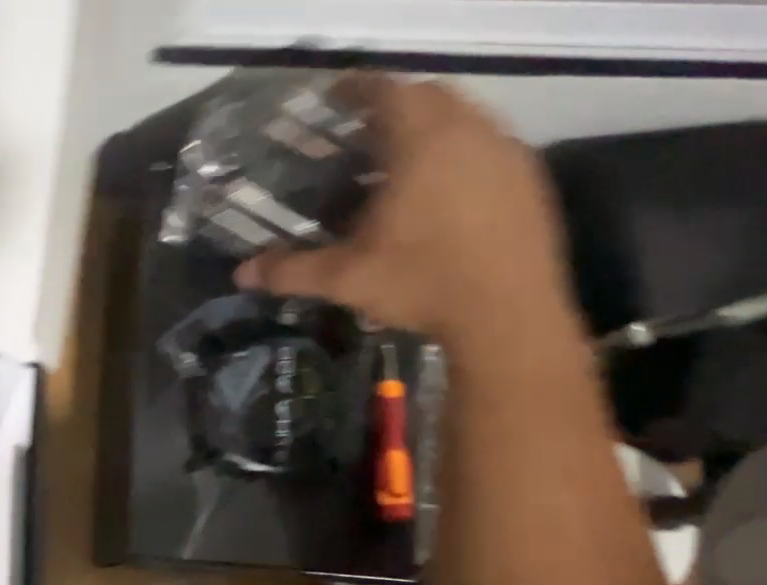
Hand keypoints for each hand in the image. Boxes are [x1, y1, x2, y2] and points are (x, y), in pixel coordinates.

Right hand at [236, 77, 575, 345]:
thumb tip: (241, 274)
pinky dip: (455, 153)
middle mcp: (469, 134)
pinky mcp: (526, 178)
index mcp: (422, 145)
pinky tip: (433, 193)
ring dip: (427, 129)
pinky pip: (484, 146)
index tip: (332, 97)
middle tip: (358, 130)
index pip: (388, 93)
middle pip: (429, 98)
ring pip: (462, 120)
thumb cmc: (422, 282)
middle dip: (393, 106)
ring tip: (392, 162)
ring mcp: (505, 153)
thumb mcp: (345, 278)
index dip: (357, 89)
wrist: (507, 312)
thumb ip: (291, 270)